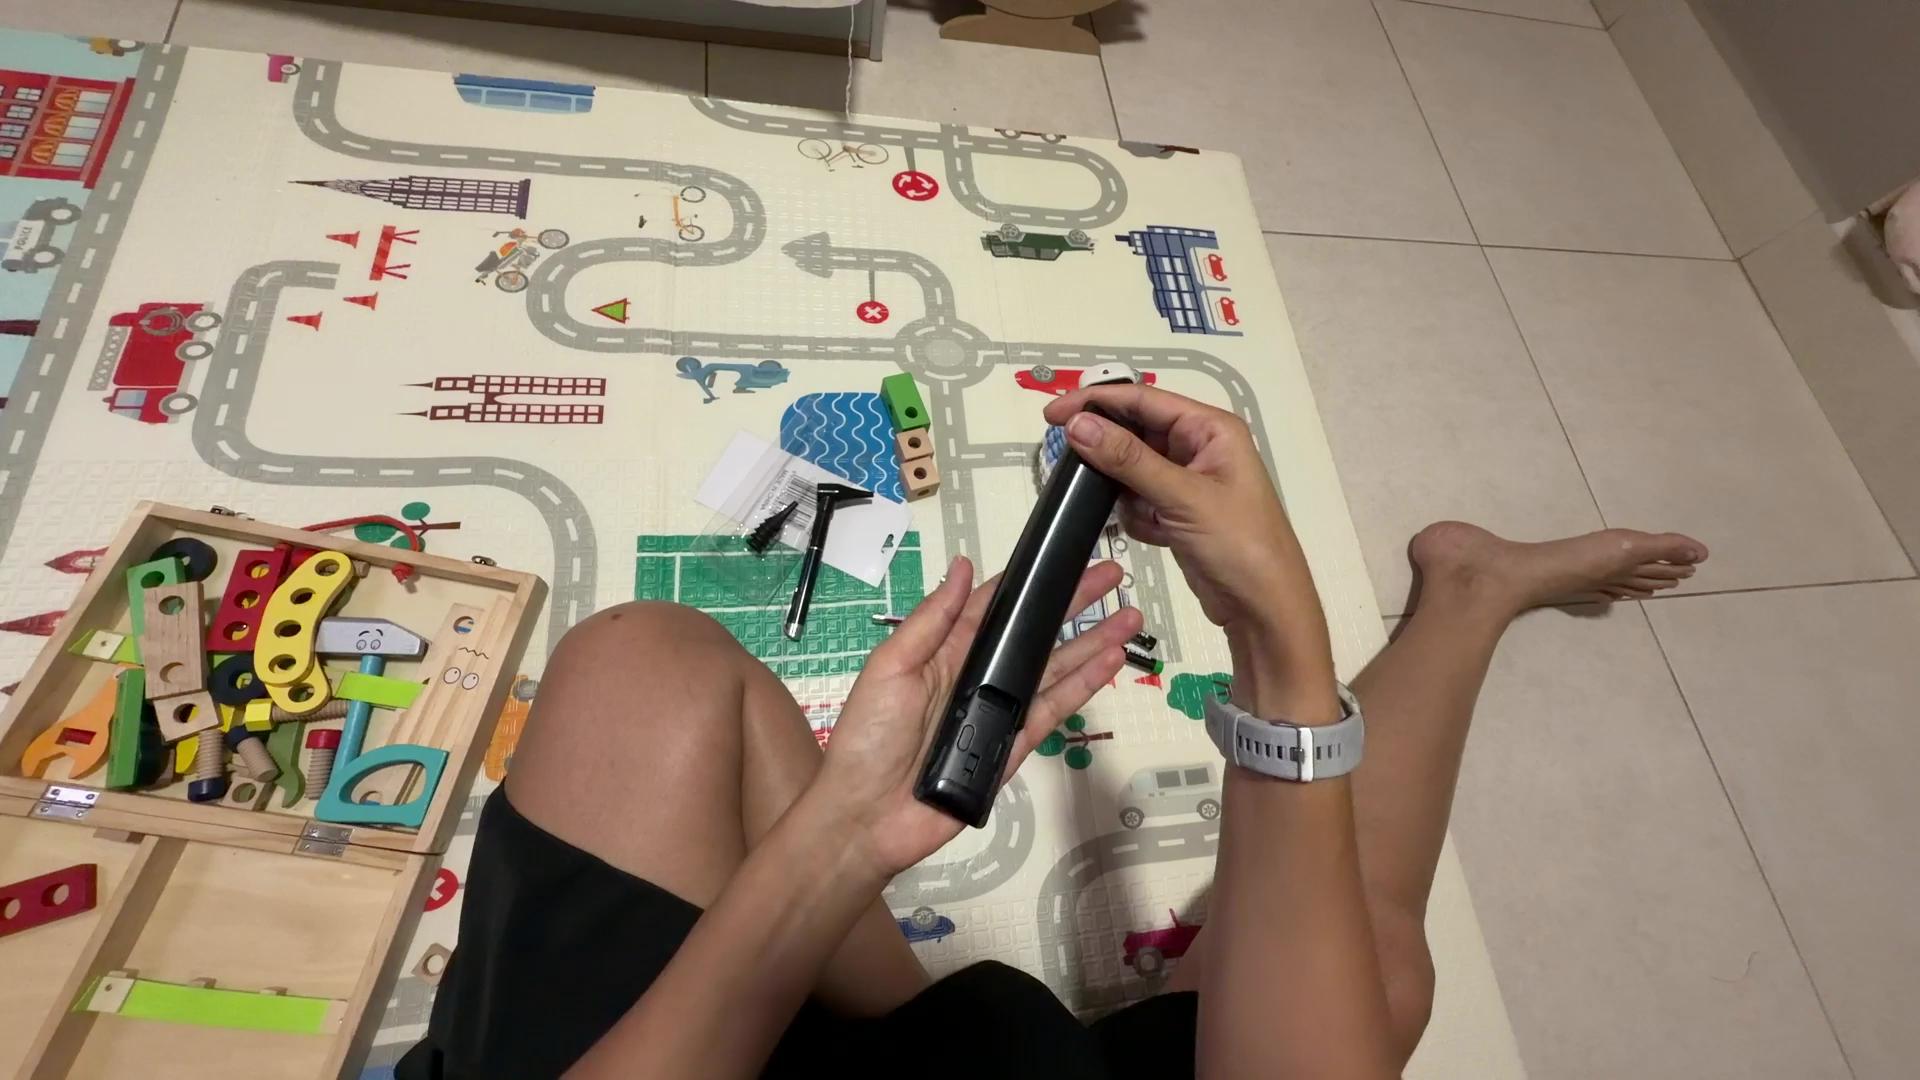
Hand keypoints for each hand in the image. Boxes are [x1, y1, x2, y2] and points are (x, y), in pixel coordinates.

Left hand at [813, 557, 1141, 875]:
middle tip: (1111, 576)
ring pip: (1054, 668)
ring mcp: (1000, 708)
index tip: (1061, 556)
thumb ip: (932, 620)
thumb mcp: (892, 666)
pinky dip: (1084, 685)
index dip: (1028, 581)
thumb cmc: (870, 734)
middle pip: (1034, 632)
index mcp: (946, 648)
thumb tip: (963, 566)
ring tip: (1129, 616)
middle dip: (1072, 603)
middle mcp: (979, 673)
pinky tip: (1110, 661)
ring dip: (1091, 641)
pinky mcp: (1016, 743)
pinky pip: (1054, 709)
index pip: (995, 605)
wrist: (868, 816)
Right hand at [1041, 384, 1337, 720]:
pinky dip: (1135, 515)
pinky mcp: (1175, 513)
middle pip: (1134, 432)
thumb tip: (1078, 425)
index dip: (1095, 401)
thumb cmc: (1239, 544)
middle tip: (1069, 461)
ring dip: (1121, 489)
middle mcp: (1197, 448)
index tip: (1052, 414)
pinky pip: (1137, 500)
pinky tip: (1152, 533)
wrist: (1263, 609)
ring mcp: (1186, 482)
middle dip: (1106, 450)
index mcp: (1210, 430)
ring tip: (1134, 511)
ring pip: (1131, 469)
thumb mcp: (1183, 497)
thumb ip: (1128, 459)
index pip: (1142, 400)